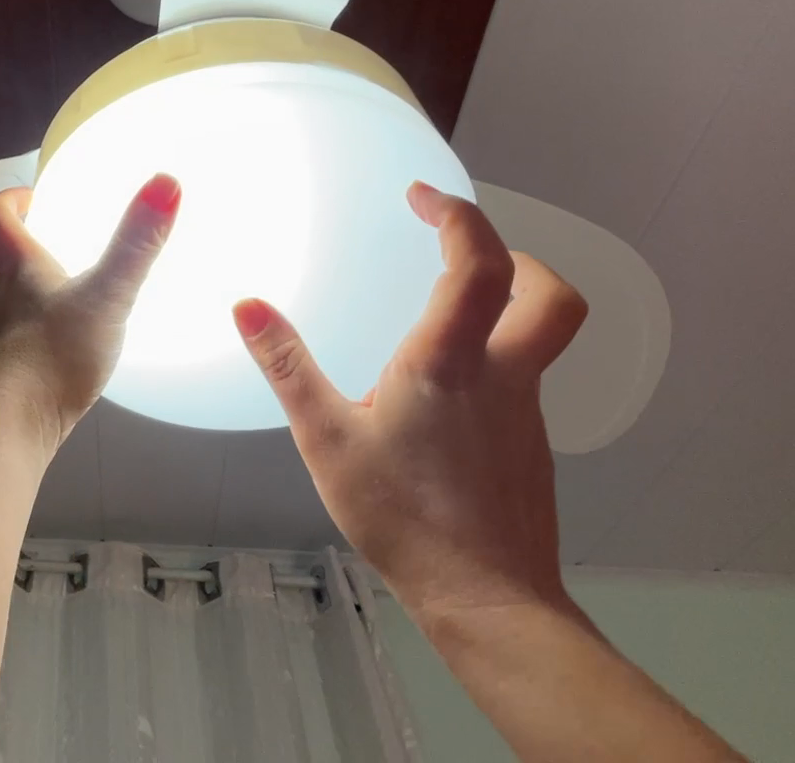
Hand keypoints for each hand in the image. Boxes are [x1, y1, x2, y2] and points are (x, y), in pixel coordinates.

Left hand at [0, 174, 180, 453]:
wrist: (12, 428)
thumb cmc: (52, 358)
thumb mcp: (106, 295)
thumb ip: (136, 244)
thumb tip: (165, 184)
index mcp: (19, 271)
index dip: (9, 202)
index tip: (32, 198)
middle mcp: (2, 300)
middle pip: (1, 261)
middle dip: (26, 247)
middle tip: (57, 243)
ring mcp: (1, 339)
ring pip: (8, 302)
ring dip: (31, 291)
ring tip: (69, 293)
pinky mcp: (10, 375)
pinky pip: (22, 342)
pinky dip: (40, 333)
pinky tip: (69, 348)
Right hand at [231, 182, 587, 623]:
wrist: (486, 598)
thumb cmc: (400, 512)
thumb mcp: (325, 437)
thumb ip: (287, 366)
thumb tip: (247, 305)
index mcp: (450, 361)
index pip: (478, 264)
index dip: (457, 216)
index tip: (420, 196)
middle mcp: (502, 373)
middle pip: (548, 293)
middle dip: (510, 253)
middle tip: (455, 249)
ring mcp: (525, 409)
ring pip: (537, 332)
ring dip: (500, 300)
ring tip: (434, 309)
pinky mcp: (529, 441)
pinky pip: (518, 372)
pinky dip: (489, 350)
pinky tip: (438, 388)